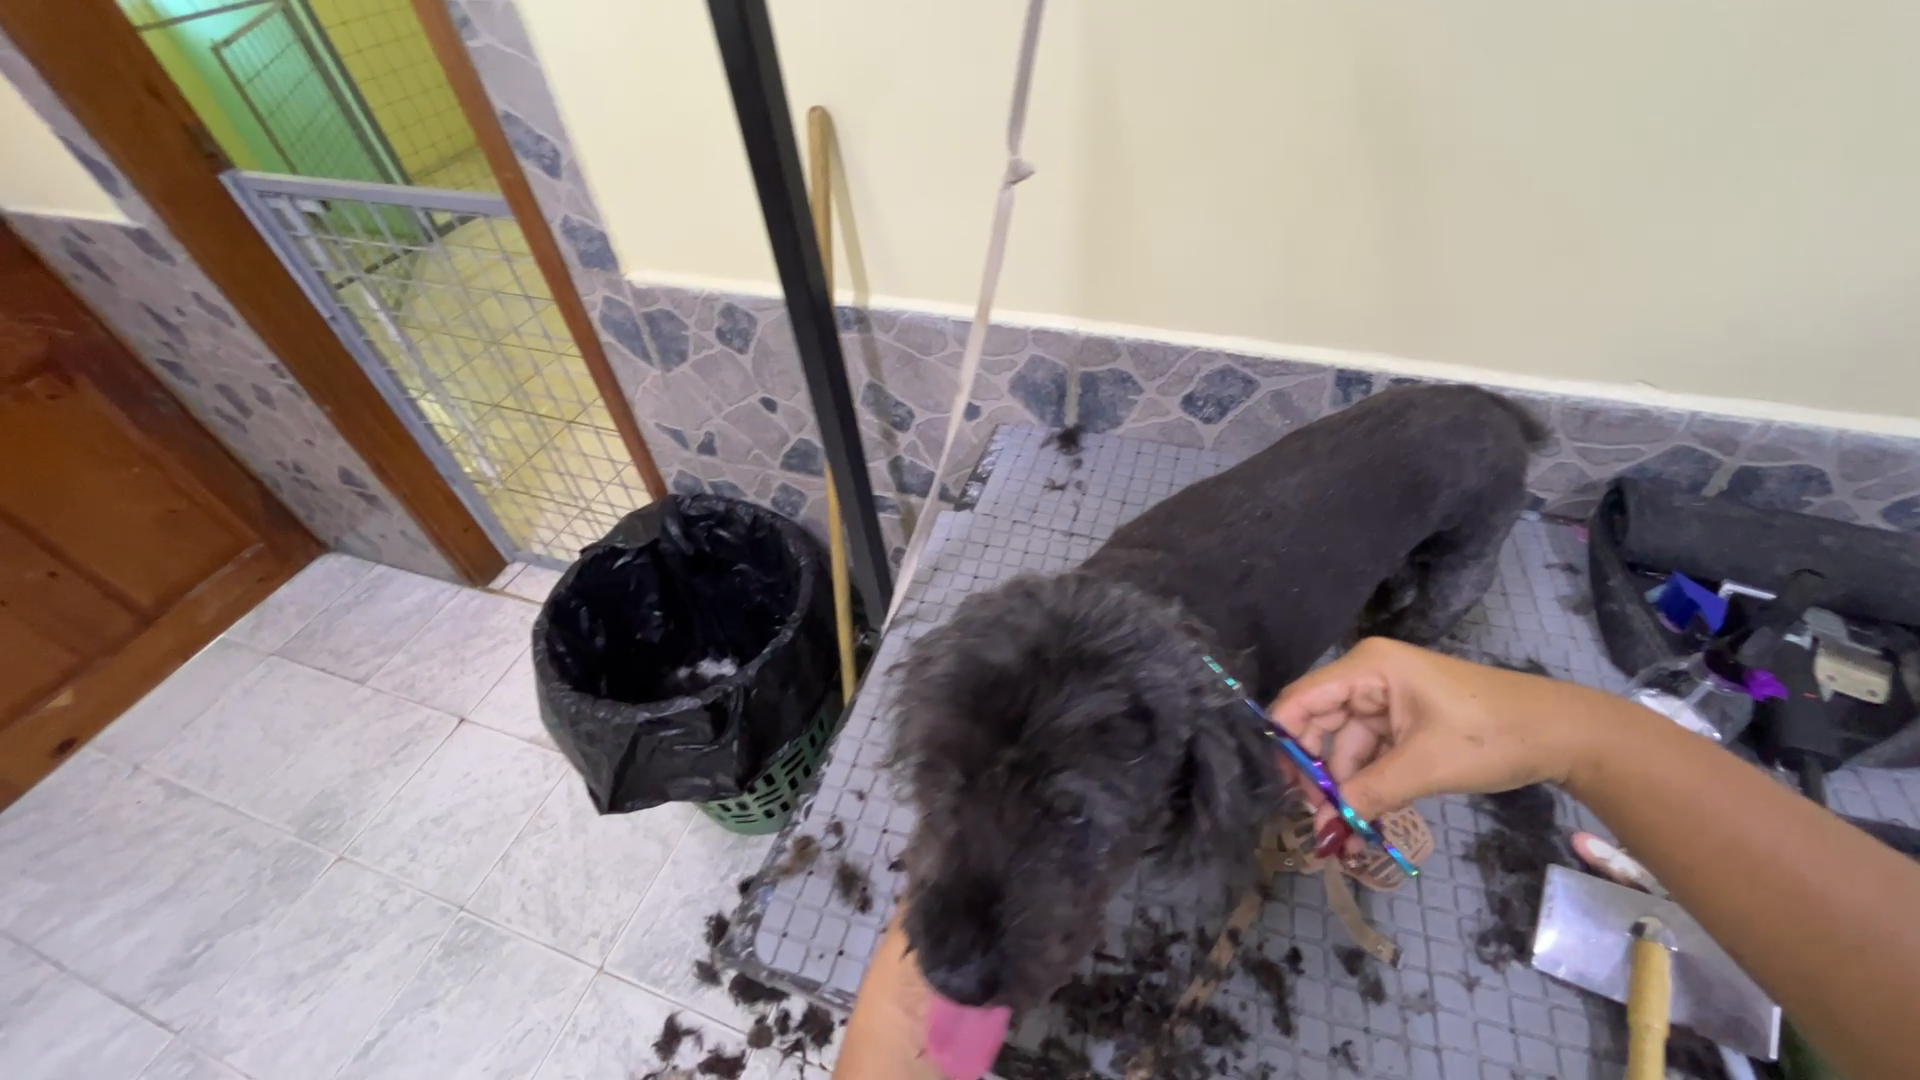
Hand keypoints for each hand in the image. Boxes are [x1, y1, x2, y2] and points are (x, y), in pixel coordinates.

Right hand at [1268, 638, 1595, 853]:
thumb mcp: (1426, 765)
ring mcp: (1384, 699)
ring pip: (1342, 745)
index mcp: (1367, 667)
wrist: (1566, 735)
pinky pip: (1368, 753)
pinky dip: (1365, 784)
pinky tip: (1363, 817)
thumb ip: (1369, 793)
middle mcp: (1367, 677)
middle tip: (1316, 819)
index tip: (1283, 788)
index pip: (1301, 699)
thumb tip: (1324, 830)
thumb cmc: (1494, 735)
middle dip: (1315, 772)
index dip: (1285, 741)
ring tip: (1343, 832)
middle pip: (1317, 723)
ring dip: (1343, 787)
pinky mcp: (1401, 721)